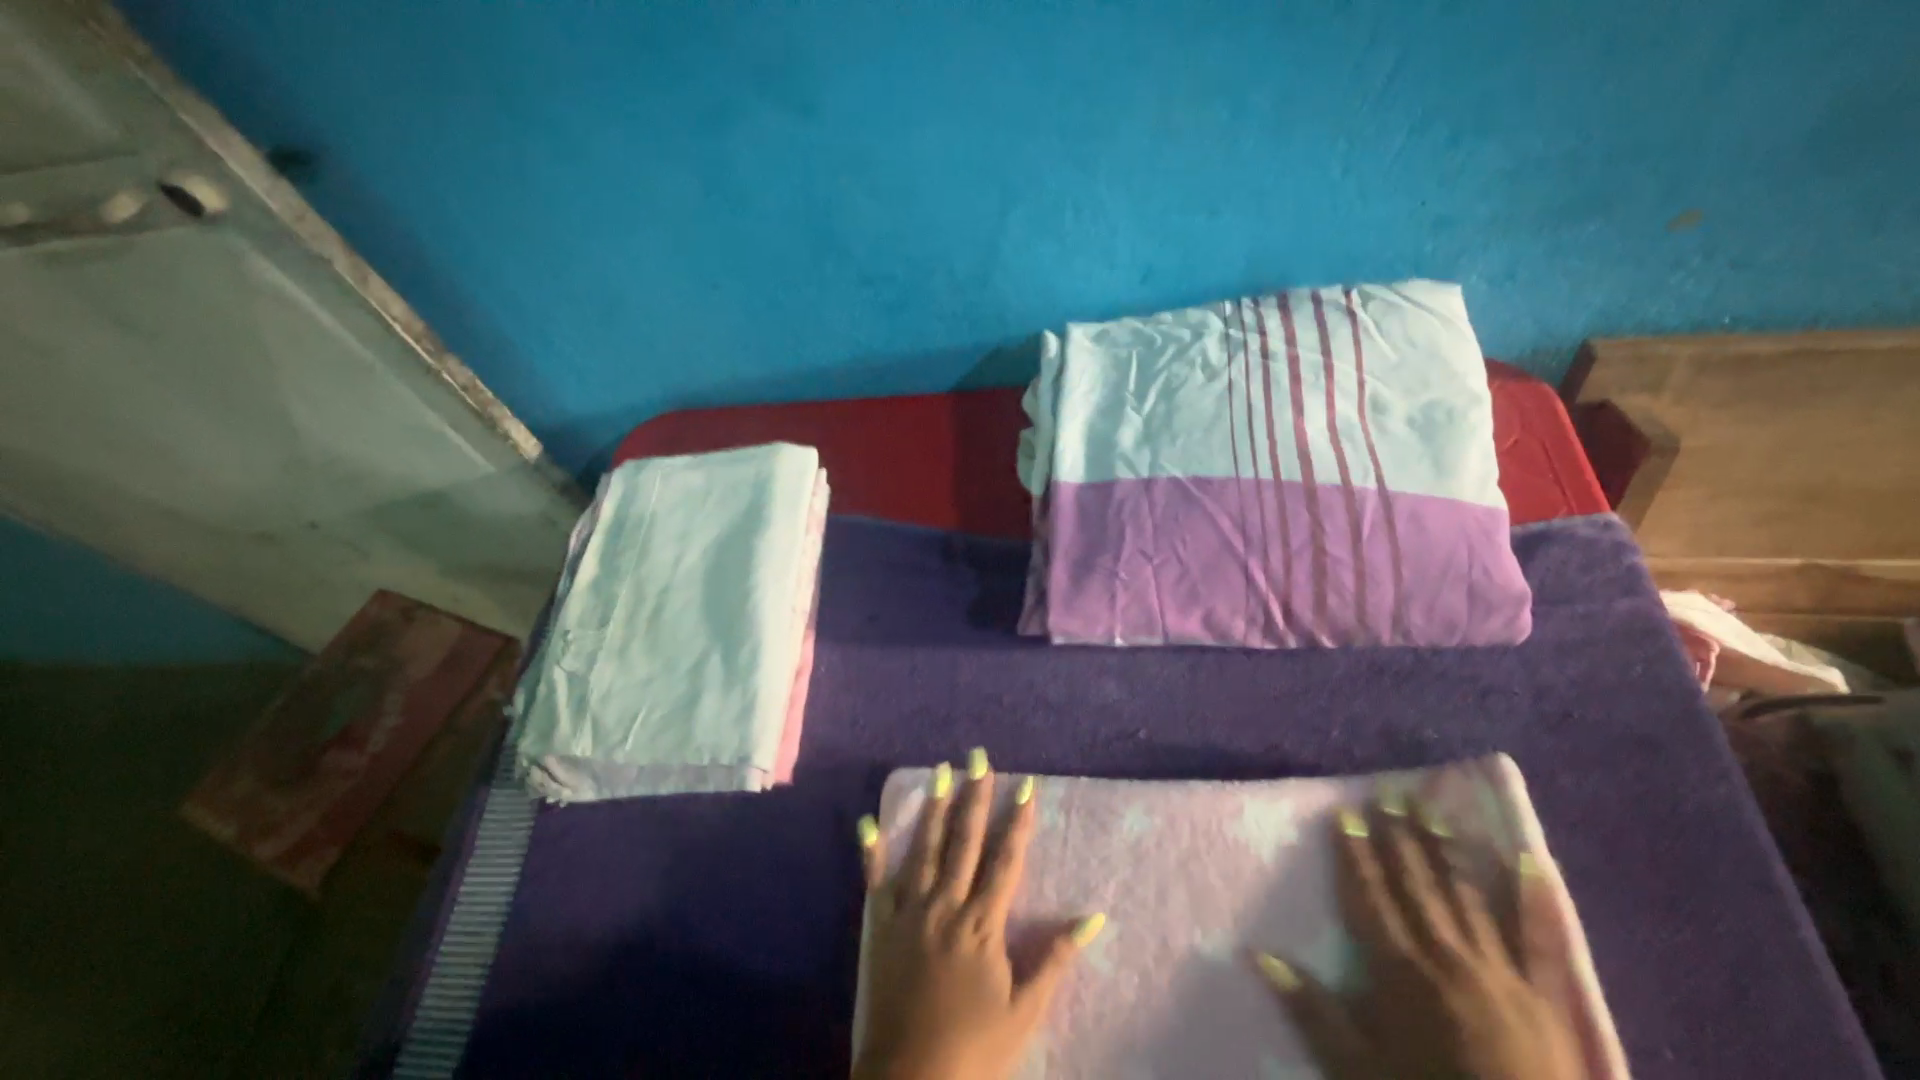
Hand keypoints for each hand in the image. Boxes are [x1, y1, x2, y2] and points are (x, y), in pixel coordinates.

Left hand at [851, 750, 1103, 1079]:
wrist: (909, 1079)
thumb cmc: (975, 1047)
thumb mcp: (1026, 1008)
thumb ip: (1056, 958)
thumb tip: (1094, 917)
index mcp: (983, 924)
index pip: (1005, 861)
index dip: (1017, 822)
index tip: (1026, 786)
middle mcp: (945, 906)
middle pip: (964, 842)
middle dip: (974, 797)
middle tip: (979, 758)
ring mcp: (908, 912)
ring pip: (923, 849)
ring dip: (933, 808)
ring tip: (940, 772)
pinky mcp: (879, 926)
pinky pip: (875, 880)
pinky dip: (872, 849)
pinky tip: (869, 820)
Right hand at [1254, 797, 1584, 1079]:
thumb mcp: (1357, 1071)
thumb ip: (1312, 1011)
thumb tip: (1259, 955)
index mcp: (1400, 974)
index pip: (1370, 899)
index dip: (1355, 855)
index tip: (1345, 813)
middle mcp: (1448, 957)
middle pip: (1417, 886)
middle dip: (1398, 837)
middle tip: (1387, 792)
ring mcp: (1500, 969)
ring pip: (1466, 894)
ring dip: (1445, 848)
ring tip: (1431, 808)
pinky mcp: (1540, 991)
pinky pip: (1534, 934)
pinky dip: (1529, 894)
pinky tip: (1528, 858)